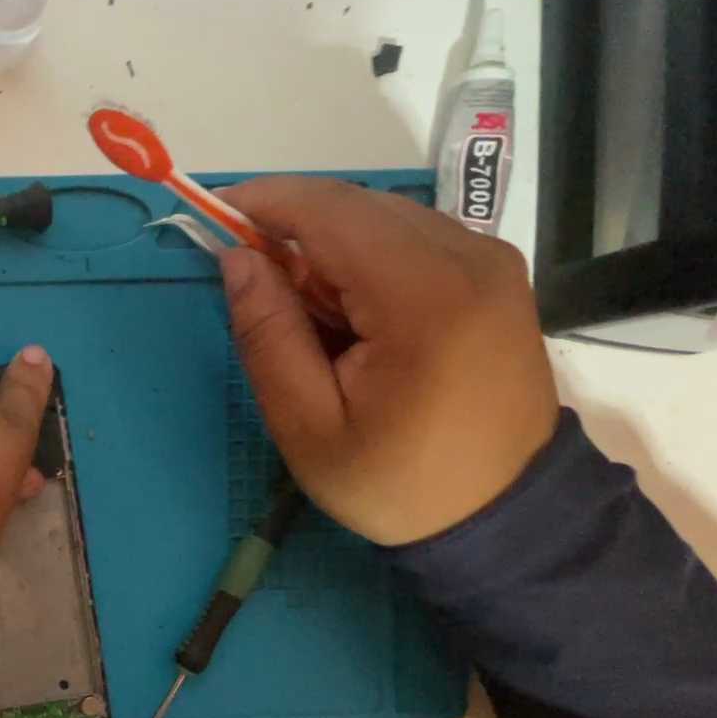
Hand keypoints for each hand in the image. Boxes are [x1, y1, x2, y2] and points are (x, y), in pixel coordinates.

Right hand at [219, 177, 558, 545]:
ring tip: (308, 321)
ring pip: (384, 219)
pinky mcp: (496, 274)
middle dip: (294, 232)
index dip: (266, 201)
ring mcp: (492, 262)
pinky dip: (364, 261)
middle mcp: (471, 258)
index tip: (213, 213)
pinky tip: (352, 317)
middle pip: (358, 208)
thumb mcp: (308, 425)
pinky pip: (413, 239)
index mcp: (426, 299)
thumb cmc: (395, 482)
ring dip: (329, 251)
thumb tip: (236, 258)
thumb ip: (268, 335)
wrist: (503, 515)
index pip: (333, 212)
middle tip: (257, 293)